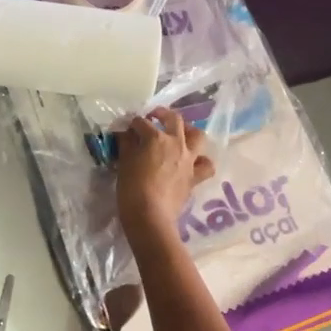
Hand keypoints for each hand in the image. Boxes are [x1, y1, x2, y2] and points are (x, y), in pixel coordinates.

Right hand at [116, 107, 214, 242]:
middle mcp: (176, 143)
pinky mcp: (195, 176)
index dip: (133, 124)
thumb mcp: (124, 162)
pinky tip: (193, 162)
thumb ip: (126, 144)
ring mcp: (189, 159)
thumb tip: (125, 133)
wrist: (150, 216)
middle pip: (174, 119)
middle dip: (162, 114)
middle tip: (153, 117)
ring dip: (189, 131)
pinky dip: (201, 161)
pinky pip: (206, 165)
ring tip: (180, 134)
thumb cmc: (132, 188)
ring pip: (197, 136)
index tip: (127, 128)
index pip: (142, 123)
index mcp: (156, 137)